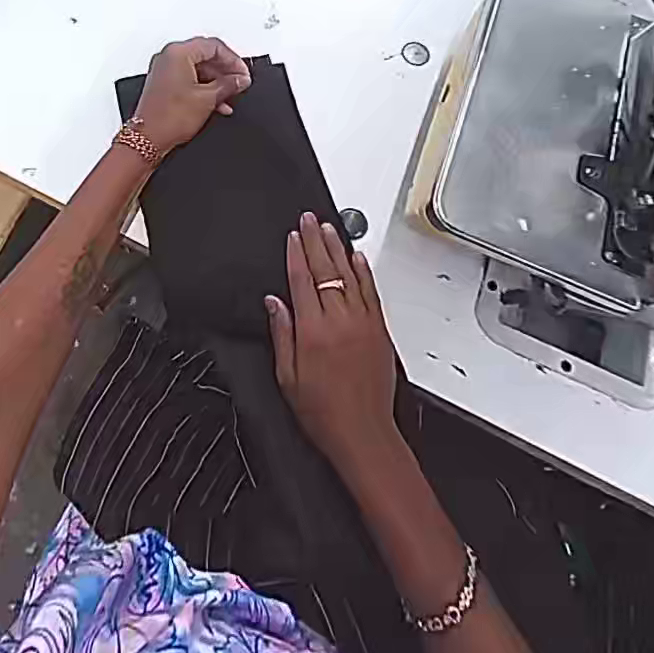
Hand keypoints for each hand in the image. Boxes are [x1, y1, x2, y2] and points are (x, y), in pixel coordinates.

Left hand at [132, 37, 251, 151]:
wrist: (148, 139)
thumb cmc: (168, 118)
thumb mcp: (208, 98)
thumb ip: (229, 84)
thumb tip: (240, 80)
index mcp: (178, 53)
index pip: (214, 46)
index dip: (233, 60)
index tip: (243, 73)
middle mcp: (169, 58)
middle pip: (206, 56)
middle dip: (226, 70)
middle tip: (240, 82)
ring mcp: (165, 71)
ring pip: (199, 69)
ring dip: (217, 82)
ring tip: (231, 94)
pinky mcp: (164, 84)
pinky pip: (190, 79)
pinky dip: (205, 88)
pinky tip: (217, 102)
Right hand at [267, 211, 399, 472]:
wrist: (363, 433)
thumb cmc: (324, 412)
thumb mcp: (287, 377)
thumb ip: (281, 333)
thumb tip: (274, 303)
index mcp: (313, 331)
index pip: (302, 280)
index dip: (296, 254)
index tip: (293, 236)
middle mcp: (340, 321)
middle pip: (326, 270)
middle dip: (316, 241)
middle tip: (310, 220)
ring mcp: (363, 322)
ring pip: (349, 275)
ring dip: (338, 248)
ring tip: (330, 228)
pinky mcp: (379, 329)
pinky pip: (371, 291)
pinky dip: (364, 271)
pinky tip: (357, 257)